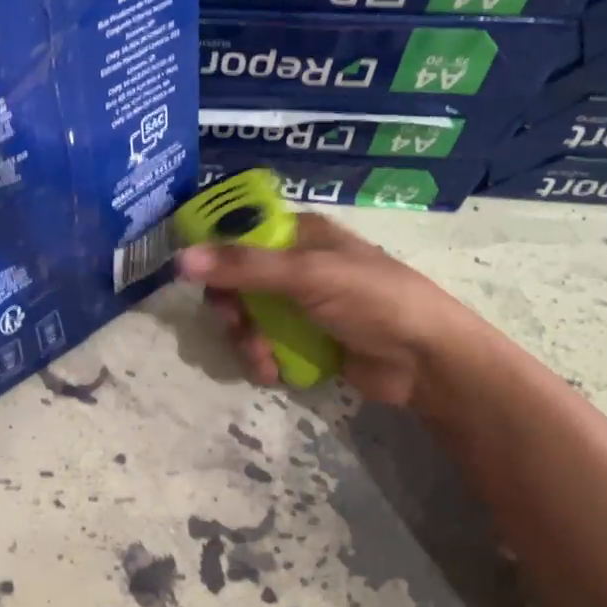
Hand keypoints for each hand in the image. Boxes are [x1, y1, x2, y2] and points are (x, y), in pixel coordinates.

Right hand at [177, 213, 486, 406]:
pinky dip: (262, 359)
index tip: (195, 278)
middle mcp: (295, 265)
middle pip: (236, 281)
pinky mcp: (306, 342)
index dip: (215, 255)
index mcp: (299, 234)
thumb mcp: (306, 274)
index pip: (240, 234)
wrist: (427, 362)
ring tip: (260, 357)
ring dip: (245, 339)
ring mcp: (300, 306)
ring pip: (247, 317)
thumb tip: (179, 260)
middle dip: (230, 307)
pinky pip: (265, 345)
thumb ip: (242, 267)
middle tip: (234, 322)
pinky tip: (273, 372)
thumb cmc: (372, 299)